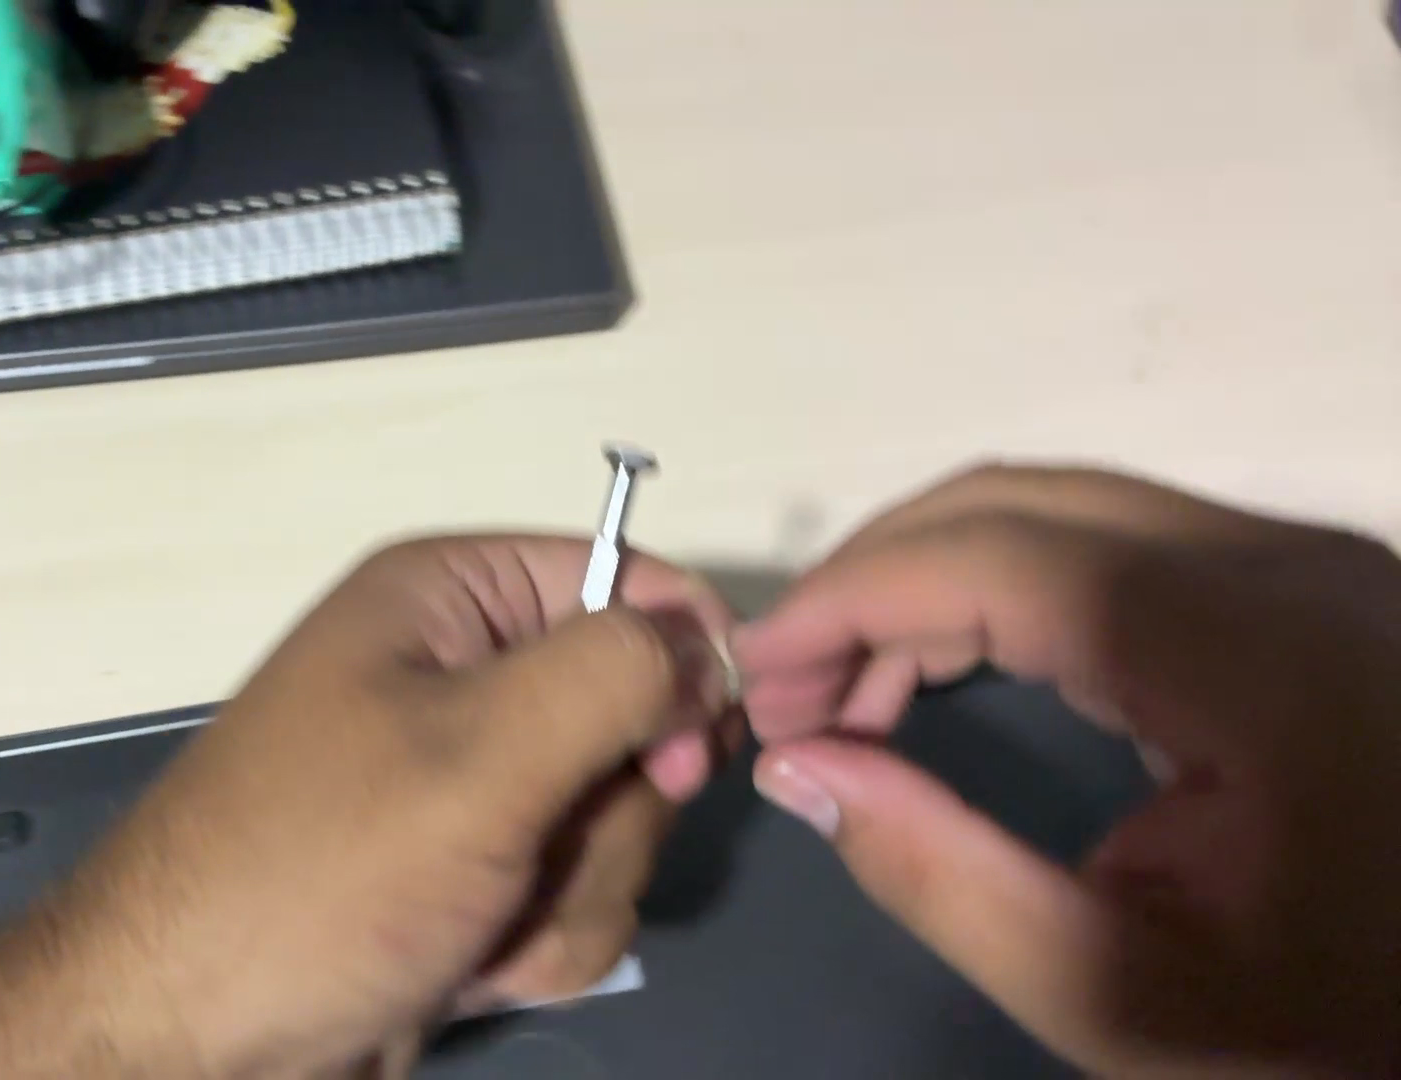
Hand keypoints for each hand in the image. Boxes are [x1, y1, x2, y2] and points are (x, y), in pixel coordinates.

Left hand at [65, 536, 737, 1076]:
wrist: (187, 1033)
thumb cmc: (321, 868)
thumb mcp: (479, 755)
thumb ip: (609, 676)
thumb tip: (704, 641)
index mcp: (451, 595)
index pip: (619, 577)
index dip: (682, 652)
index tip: (701, 747)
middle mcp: (461, 664)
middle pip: (627, 705)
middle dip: (608, 805)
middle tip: (547, 846)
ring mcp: (468, 763)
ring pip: (609, 807)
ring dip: (570, 881)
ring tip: (484, 917)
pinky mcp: (472, 847)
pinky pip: (570, 874)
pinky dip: (540, 927)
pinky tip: (468, 953)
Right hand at [732, 464, 1400, 1076]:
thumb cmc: (1355, 1031)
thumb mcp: (1122, 996)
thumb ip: (936, 875)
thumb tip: (789, 767)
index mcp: (1266, 665)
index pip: (991, 561)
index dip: (843, 599)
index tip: (755, 668)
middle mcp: (1281, 569)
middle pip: (995, 508)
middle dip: (859, 586)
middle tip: (786, 687)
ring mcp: (1282, 562)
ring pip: (1023, 513)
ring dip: (901, 587)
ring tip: (836, 688)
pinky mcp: (1264, 583)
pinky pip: (1066, 542)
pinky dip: (960, 594)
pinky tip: (917, 668)